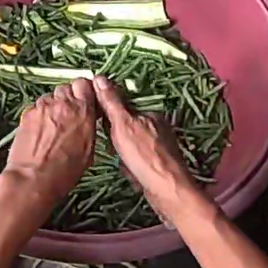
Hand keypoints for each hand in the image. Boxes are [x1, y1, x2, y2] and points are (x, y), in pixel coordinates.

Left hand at [0, 79, 96, 207]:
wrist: (34, 178)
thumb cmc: (65, 171)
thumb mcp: (89, 150)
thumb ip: (88, 126)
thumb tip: (87, 120)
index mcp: (83, 111)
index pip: (84, 84)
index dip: (83, 91)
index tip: (83, 100)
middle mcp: (63, 104)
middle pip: (65, 88)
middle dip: (66, 98)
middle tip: (66, 114)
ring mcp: (43, 107)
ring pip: (49, 97)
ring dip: (52, 107)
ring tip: (50, 126)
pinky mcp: (27, 113)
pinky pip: (35, 108)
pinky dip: (38, 115)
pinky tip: (38, 131)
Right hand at [92, 75, 202, 222]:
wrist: (168, 191)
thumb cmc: (144, 155)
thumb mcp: (122, 125)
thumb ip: (111, 103)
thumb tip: (99, 77)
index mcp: (151, 113)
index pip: (123, 108)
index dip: (110, 119)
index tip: (105, 131)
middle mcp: (158, 127)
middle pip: (126, 129)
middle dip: (117, 142)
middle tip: (117, 151)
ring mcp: (161, 147)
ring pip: (130, 148)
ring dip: (124, 157)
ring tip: (126, 165)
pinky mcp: (160, 165)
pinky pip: (138, 163)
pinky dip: (132, 169)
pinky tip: (133, 175)